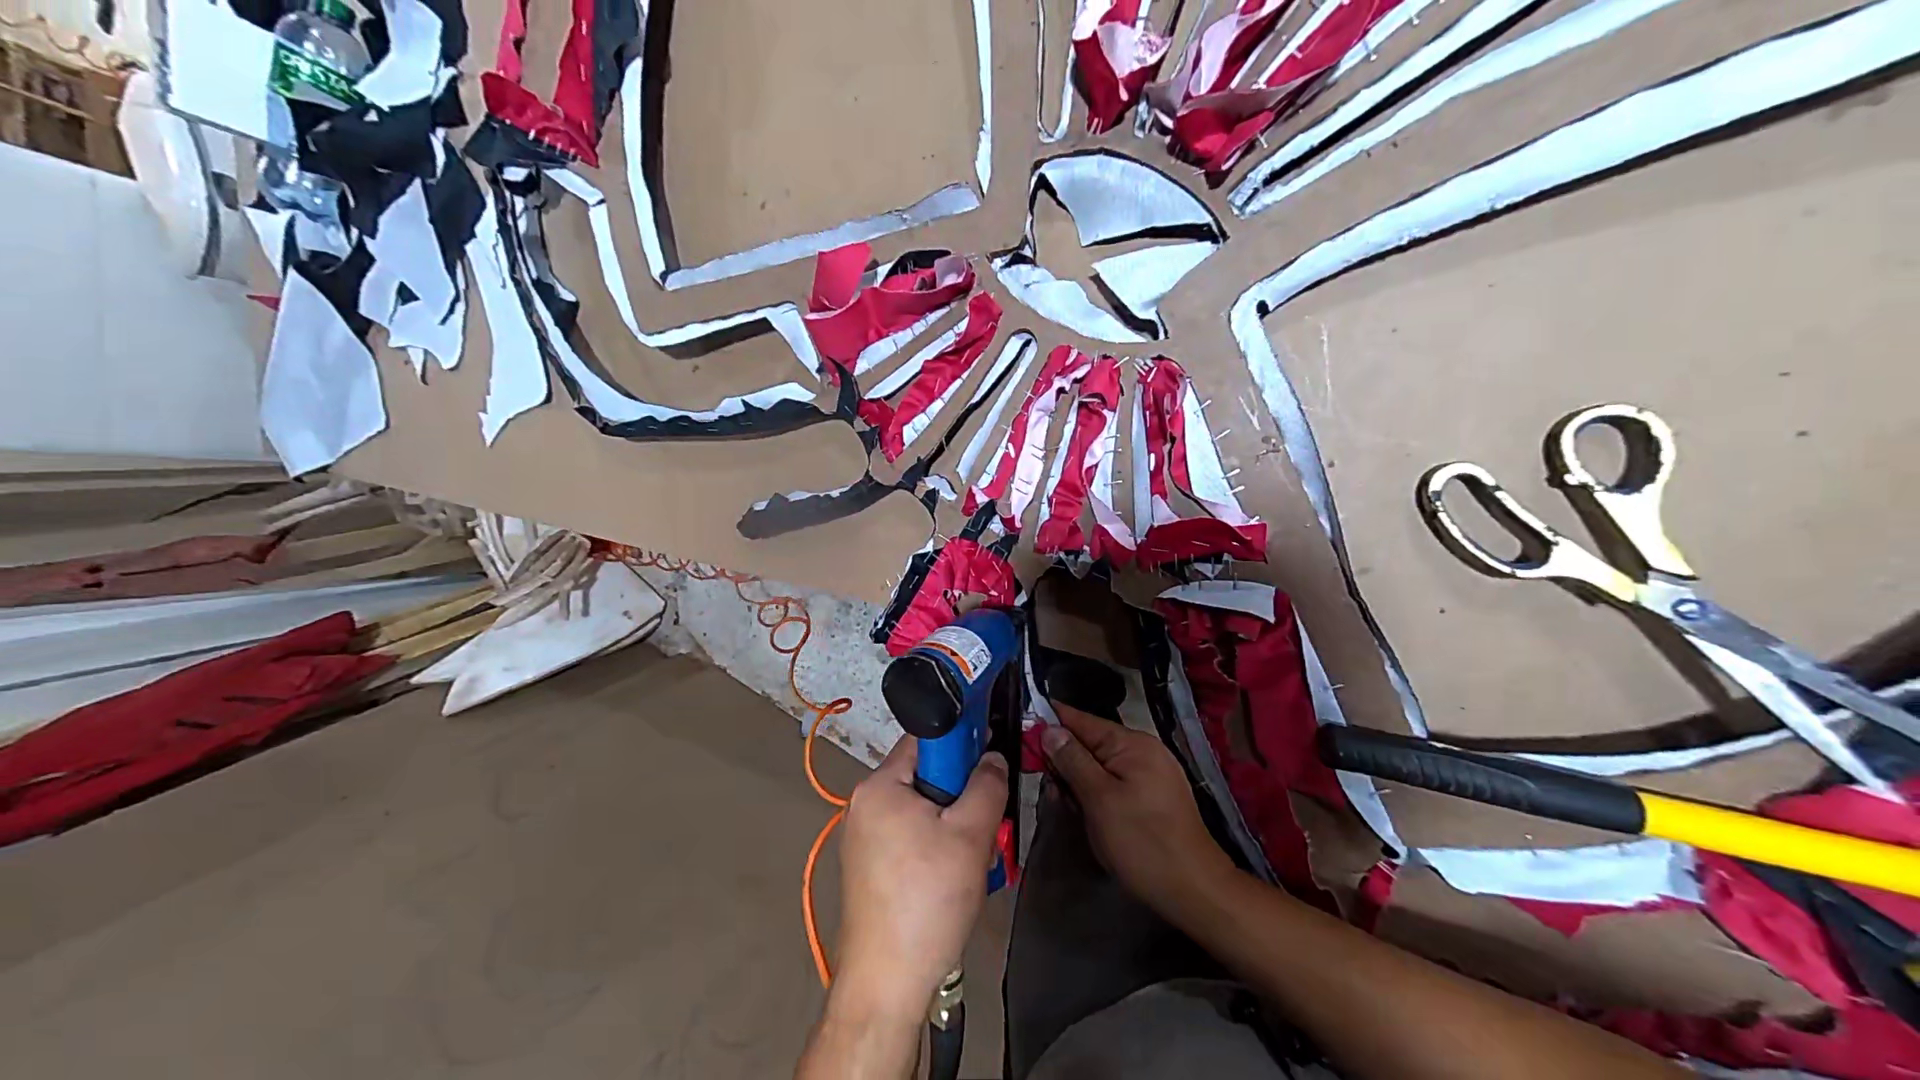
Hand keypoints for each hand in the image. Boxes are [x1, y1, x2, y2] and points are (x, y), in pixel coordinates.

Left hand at [833, 737, 1008, 1012]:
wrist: (889, 980)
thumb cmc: (928, 899)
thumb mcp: (971, 833)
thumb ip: (987, 784)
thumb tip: (993, 757)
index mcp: (879, 786)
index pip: (925, 739)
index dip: (962, 741)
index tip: (990, 755)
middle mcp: (864, 804)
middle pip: (924, 776)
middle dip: (961, 793)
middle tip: (985, 821)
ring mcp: (863, 839)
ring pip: (922, 810)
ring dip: (952, 824)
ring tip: (972, 857)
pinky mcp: (869, 868)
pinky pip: (910, 837)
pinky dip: (935, 846)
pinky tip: (953, 876)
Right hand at [1041, 704, 1235, 918]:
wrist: (1193, 889)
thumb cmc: (1142, 842)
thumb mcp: (1099, 800)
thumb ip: (1072, 760)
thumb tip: (1048, 728)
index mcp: (1131, 743)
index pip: (1080, 720)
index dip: (1049, 723)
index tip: (1020, 730)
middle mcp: (1142, 749)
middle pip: (1088, 743)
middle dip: (1064, 763)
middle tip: (1053, 792)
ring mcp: (1150, 772)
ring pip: (1098, 766)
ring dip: (1078, 783)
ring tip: (1073, 811)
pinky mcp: (1152, 795)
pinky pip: (1113, 782)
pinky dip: (1096, 794)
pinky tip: (1089, 816)